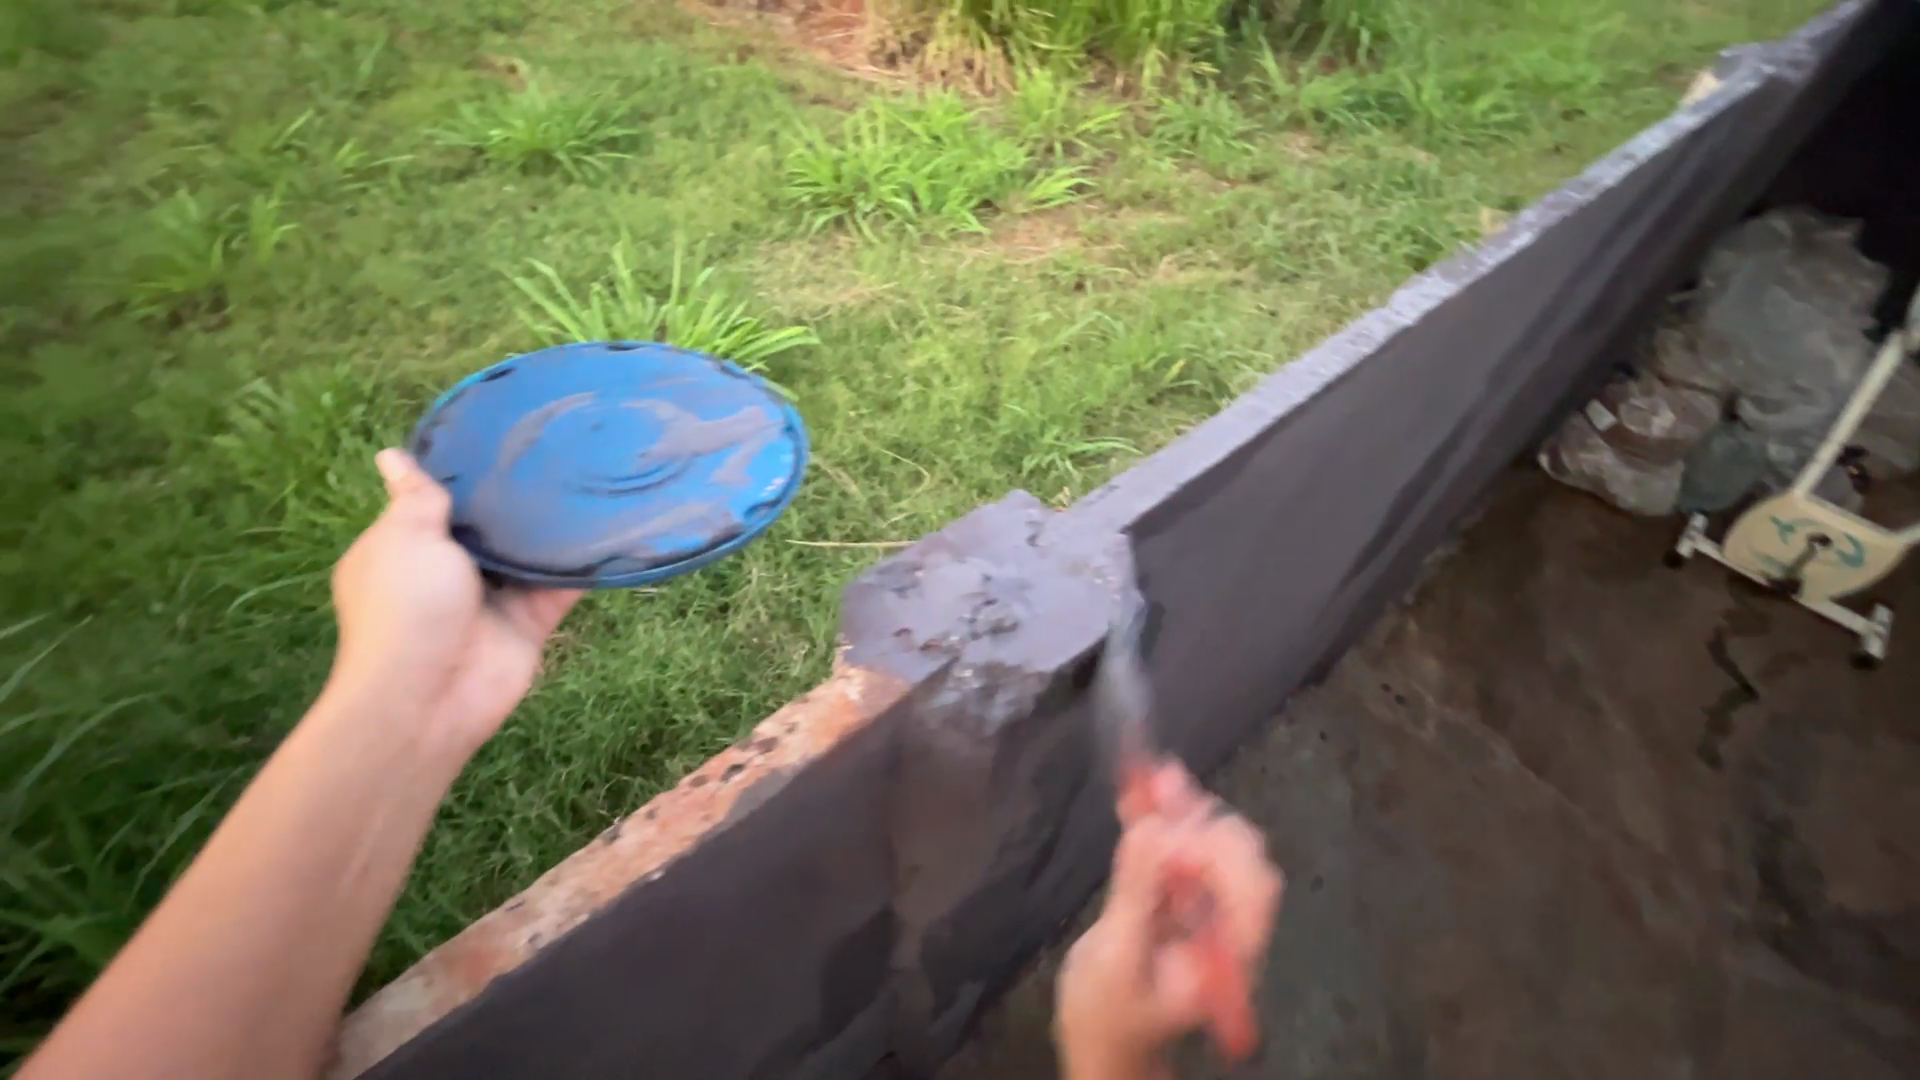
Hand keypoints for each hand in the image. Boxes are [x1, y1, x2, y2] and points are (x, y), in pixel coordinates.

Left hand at [325, 449, 581, 757]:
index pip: (436, 506)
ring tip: (591, 482)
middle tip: (558, 454)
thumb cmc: (407, 606)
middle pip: (490, 529)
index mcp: (409, 550)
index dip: (463, 478)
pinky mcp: (534, 619)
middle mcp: (452, 572)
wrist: (434, 690)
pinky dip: (585, 565)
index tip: (499, 442)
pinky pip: (564, 585)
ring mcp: (496, 598)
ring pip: (531, 554)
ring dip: (555, 530)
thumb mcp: (405, 540)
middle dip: (517, 501)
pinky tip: (611, 530)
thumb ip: (417, 500)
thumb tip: (392, 455)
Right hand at [1054, 765, 1282, 1079]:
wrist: (1099, 1033)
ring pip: (1208, 842)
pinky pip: (1174, 843)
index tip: (1177, 835)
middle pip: (1237, 858)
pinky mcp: (1172, 888)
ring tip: (1151, 776)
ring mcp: (1200, 903)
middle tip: (1163, 791)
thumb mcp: (1118, 960)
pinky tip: (1138, 787)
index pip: (1251, 890)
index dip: (1222, 852)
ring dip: (1182, 807)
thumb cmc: (1108, 1014)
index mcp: (1228, 953)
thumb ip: (1137, 896)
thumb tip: (1151, 831)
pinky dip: (1159, 814)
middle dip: (1203, 821)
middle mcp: (1225, 923)